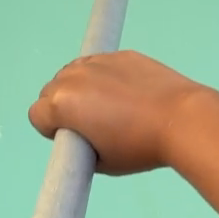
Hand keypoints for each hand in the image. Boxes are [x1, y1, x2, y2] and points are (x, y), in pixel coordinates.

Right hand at [27, 50, 218, 174]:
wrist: (182, 120)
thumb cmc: (139, 148)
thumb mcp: (102, 162)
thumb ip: (79, 147)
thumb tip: (79, 135)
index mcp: (62, 104)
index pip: (37, 115)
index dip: (52, 130)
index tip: (76, 139)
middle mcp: (73, 77)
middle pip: (51, 90)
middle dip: (64, 107)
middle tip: (94, 125)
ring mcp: (97, 61)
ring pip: (74, 74)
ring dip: (82, 89)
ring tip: (112, 108)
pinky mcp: (121, 54)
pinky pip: (100, 66)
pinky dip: (105, 79)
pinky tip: (130, 95)